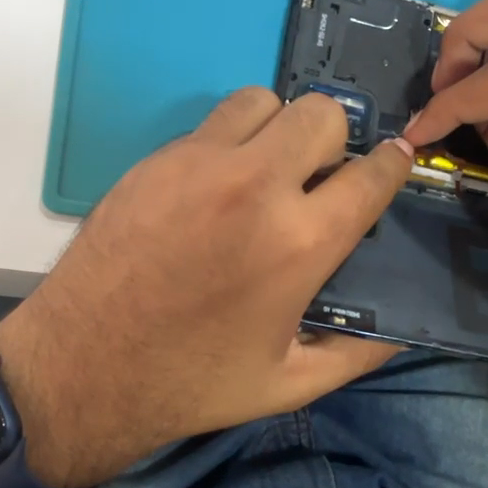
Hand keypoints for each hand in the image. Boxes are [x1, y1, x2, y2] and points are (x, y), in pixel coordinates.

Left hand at [0, 87, 414, 487]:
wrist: (85, 369)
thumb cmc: (193, 383)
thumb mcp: (291, 385)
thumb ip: (359, 353)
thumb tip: (402, 330)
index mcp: (300, 242)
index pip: (372, 174)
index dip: (393, 166)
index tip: (392, 167)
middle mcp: (256, 185)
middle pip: (322, 115)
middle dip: (334, 143)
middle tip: (316, 182)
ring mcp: (199, 165)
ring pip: (263, 102)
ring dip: (278, 130)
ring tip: (266, 173)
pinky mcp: (156, 162)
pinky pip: (210, 124)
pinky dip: (229, 143)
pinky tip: (215, 189)